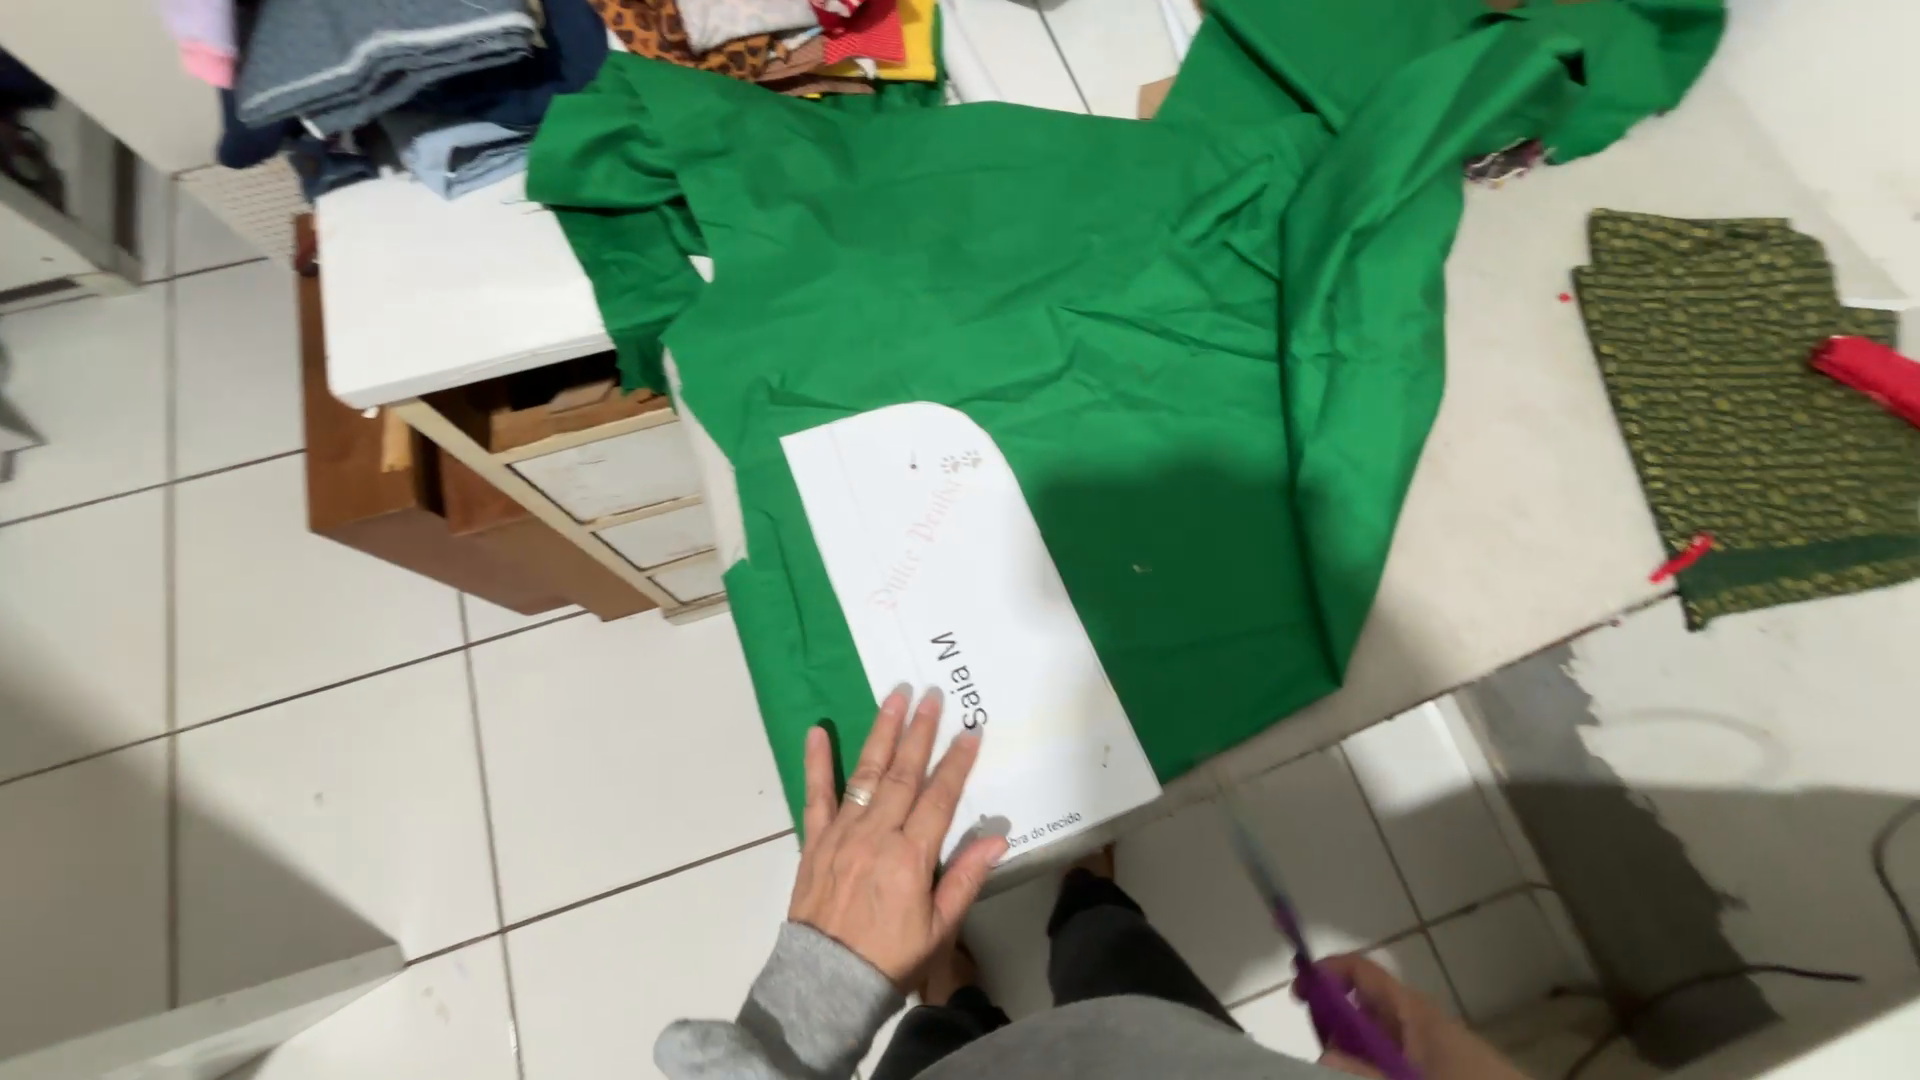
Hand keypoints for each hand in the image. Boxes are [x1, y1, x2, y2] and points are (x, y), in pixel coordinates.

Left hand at [788, 684, 1009, 988]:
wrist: (826, 987)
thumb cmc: (891, 959)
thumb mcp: (940, 929)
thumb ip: (966, 878)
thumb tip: (998, 837)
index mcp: (909, 857)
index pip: (939, 797)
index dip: (956, 763)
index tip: (970, 731)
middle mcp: (876, 835)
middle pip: (902, 773)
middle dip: (920, 731)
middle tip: (931, 695)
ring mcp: (841, 833)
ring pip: (865, 773)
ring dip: (881, 732)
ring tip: (893, 697)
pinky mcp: (814, 840)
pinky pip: (815, 796)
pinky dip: (816, 762)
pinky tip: (817, 730)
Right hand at [1308, 955, 1528, 1079]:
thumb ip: (1365, 1073)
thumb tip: (1321, 1057)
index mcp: (1414, 1012)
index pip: (1360, 970)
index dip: (1325, 971)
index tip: (1298, 991)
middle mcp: (1420, 1023)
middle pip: (1362, 1005)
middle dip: (1333, 1023)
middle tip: (1320, 1053)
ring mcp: (1433, 1051)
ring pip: (1377, 1039)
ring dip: (1354, 1053)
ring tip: (1342, 1070)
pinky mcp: (1441, 1072)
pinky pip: (1395, 1062)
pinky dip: (1376, 1068)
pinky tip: (1370, 1078)